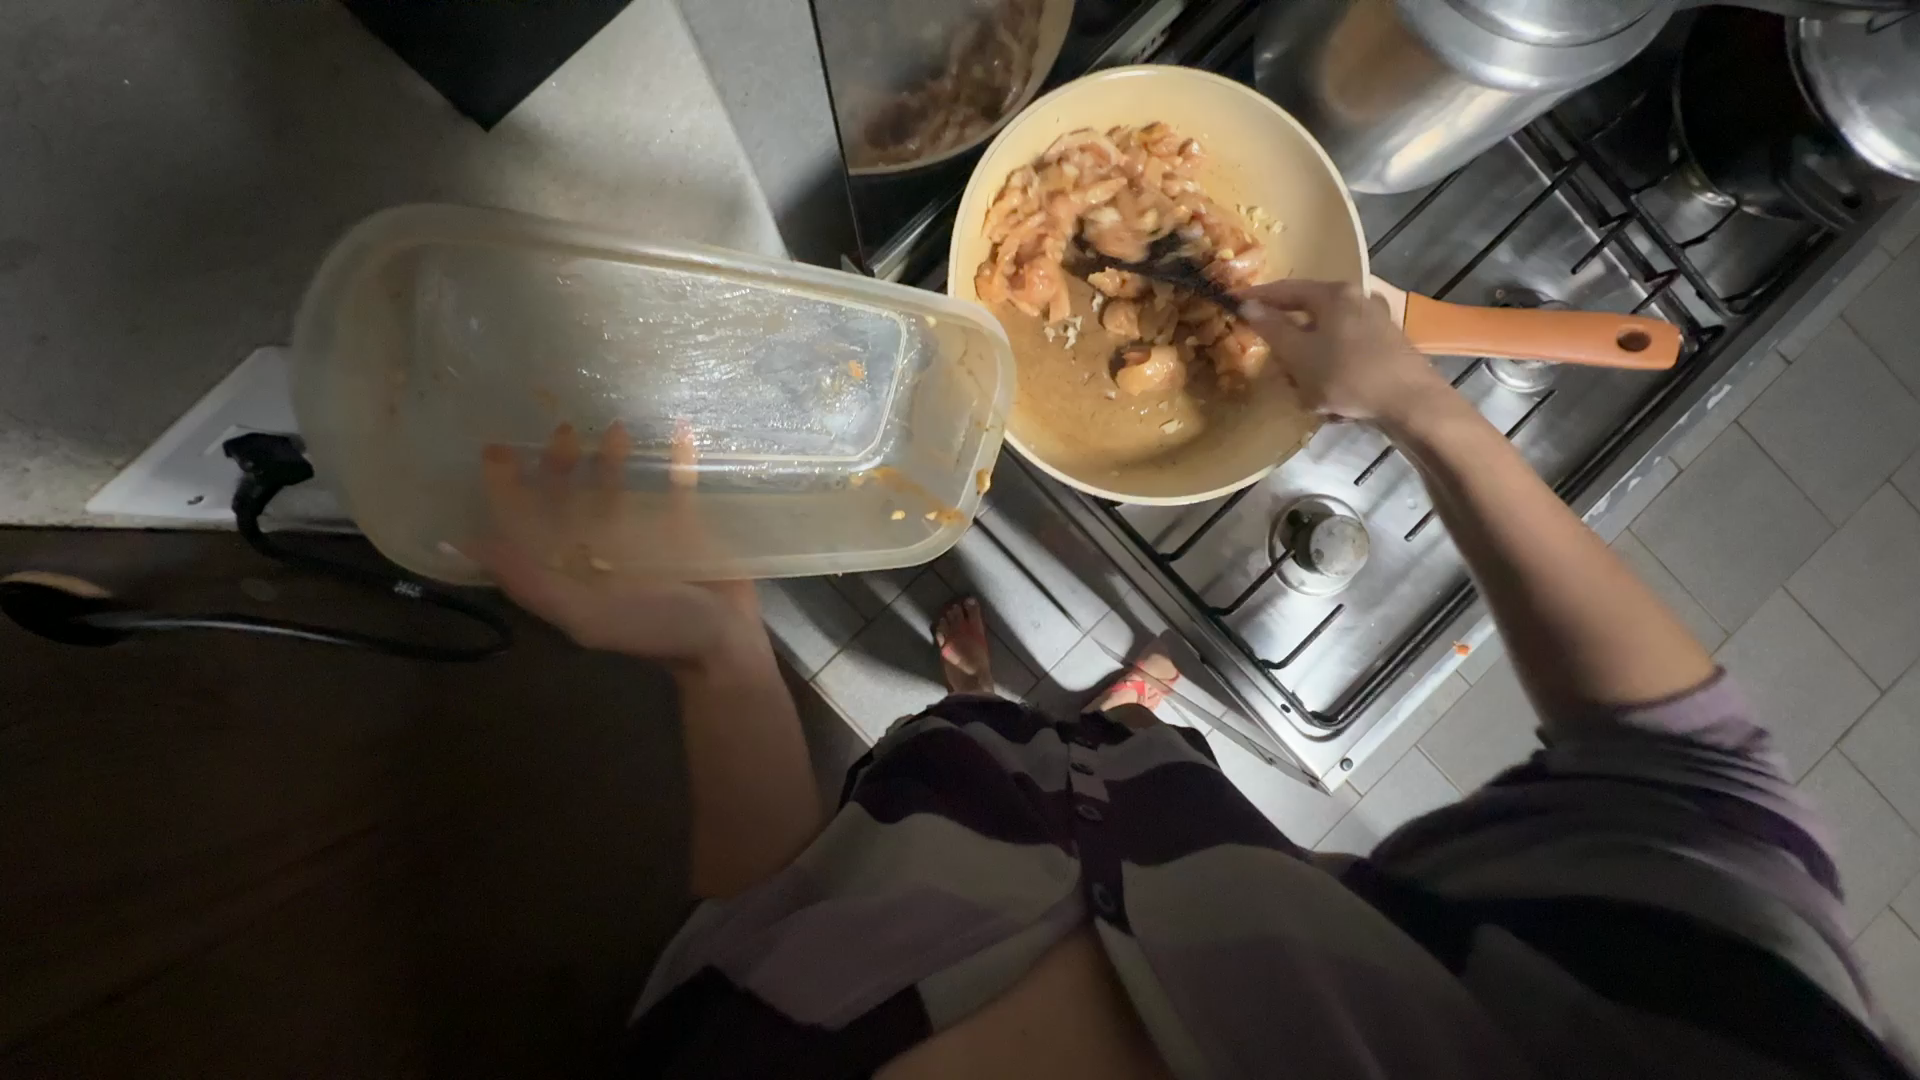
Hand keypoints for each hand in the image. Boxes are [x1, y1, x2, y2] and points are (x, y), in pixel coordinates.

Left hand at [471, 420, 765, 666]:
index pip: (529, 521)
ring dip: (614, 455)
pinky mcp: (686, 528)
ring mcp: (645, 534)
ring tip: (616, 429)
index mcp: (571, 567)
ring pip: (621, 485)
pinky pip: (679, 487)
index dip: (509, 487)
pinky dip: (678, 461)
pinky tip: (678, 433)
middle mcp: (601, 546)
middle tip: (564, 433)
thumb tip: (466, 544)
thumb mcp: (587, 617)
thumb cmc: (655, 632)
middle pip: (572, 495)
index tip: (498, 451)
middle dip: (561, 462)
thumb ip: (532, 584)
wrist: (723, 643)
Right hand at [1235, 280, 1447, 422]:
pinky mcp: (1383, 344)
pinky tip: (1325, 396)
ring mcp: (1373, 320)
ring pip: (1323, 337)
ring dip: (1306, 361)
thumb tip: (1248, 305)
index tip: (1232, 303)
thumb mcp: (1299, 354)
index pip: (1284, 289)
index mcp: (1333, 295)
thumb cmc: (1346, 375)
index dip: (1256, 297)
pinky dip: (1327, 369)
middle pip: (1306, 314)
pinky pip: (1341, 352)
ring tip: (1299, 388)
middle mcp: (1356, 298)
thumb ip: (1271, 328)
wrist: (1409, 402)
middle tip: (1269, 361)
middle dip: (1285, 341)